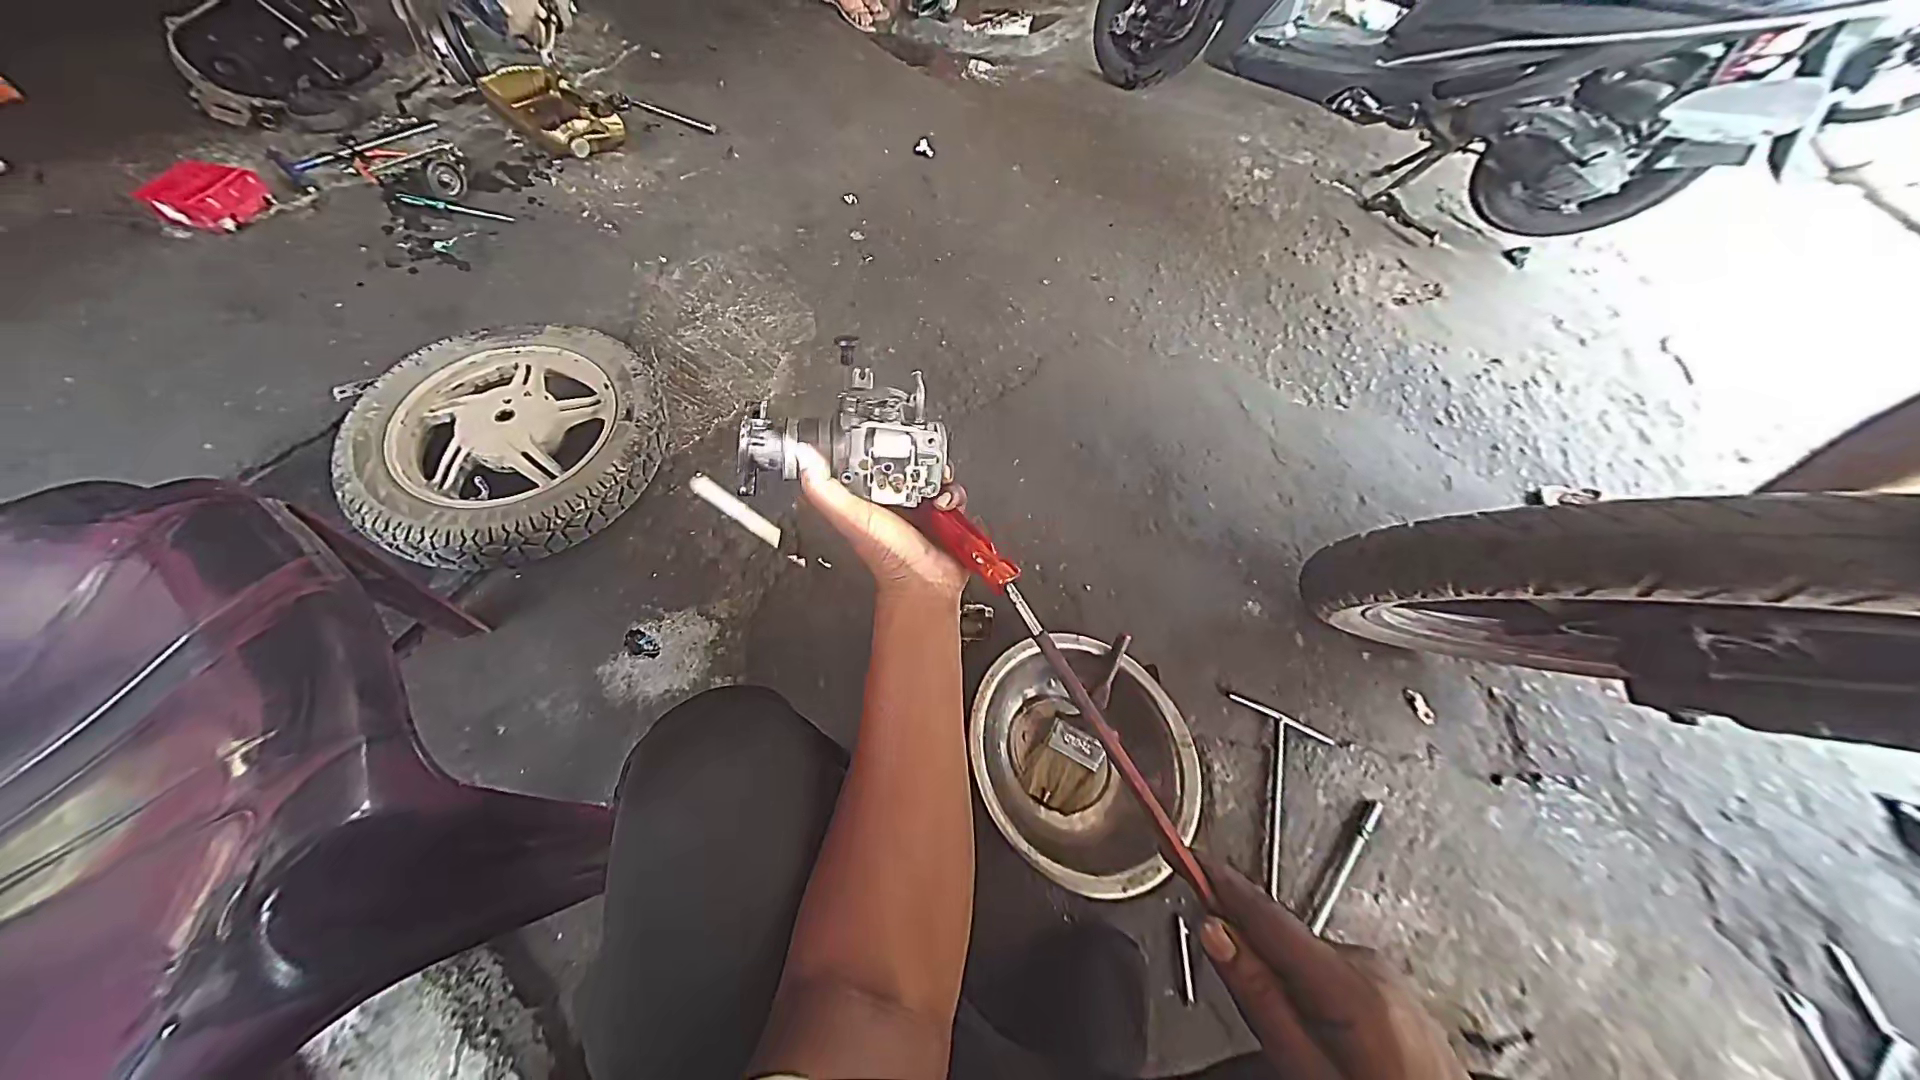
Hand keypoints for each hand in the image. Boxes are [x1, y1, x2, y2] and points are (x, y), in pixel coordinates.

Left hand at [795, 444, 968, 600]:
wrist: (924, 583)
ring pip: (933, 472)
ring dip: (938, 475)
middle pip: (908, 459)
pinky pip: (953, 490)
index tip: (886, 440)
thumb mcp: (850, 518)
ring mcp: (922, 504)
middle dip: (916, 457)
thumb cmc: (887, 558)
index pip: (872, 456)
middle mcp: (896, 497)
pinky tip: (945, 504)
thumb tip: (805, 460)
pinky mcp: (944, 512)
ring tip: (934, 488)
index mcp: (869, 494)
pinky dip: (954, 493)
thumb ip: (824, 491)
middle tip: (918, 467)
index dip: (879, 445)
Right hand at [1194, 855, 1467, 1079]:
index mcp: (1349, 985)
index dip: (1217, 880)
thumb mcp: (1305, 1068)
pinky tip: (1318, 1029)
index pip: (1265, 914)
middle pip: (1281, 935)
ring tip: (1295, 1040)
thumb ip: (1258, 997)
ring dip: (1280, 976)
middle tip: (1240, 1003)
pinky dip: (1305, 983)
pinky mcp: (1386, 980)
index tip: (1183, 854)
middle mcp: (1368, 964)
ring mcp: (1382, 971)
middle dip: (1249, 951)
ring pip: (1301, 953)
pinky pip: (1325, 966)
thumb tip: (1214, 930)